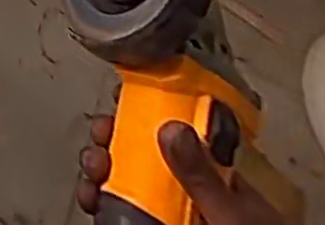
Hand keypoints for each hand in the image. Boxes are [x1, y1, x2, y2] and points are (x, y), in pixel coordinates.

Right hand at [76, 117, 283, 224]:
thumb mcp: (235, 219)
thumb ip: (203, 177)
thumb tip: (170, 125)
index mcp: (216, 180)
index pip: (174, 133)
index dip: (140, 116)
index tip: (115, 110)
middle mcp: (191, 195)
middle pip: (142, 156)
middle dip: (111, 146)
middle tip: (98, 151)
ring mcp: (175, 219)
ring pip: (127, 186)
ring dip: (101, 177)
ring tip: (90, 183)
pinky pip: (124, 217)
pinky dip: (104, 209)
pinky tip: (92, 206)